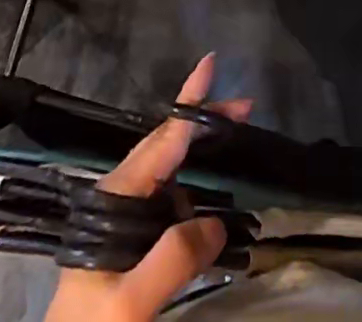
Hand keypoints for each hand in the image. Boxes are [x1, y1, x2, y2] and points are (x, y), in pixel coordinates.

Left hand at [45, 54, 253, 321]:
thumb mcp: (128, 302)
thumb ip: (170, 260)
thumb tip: (215, 221)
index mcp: (116, 196)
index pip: (161, 141)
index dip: (189, 104)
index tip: (210, 64)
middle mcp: (120, 195)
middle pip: (167, 146)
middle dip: (203, 122)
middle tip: (244, 107)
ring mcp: (125, 215)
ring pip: (170, 173)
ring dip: (201, 155)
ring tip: (233, 143)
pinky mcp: (132, 237)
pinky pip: (170, 203)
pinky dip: (196, 191)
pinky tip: (213, 201)